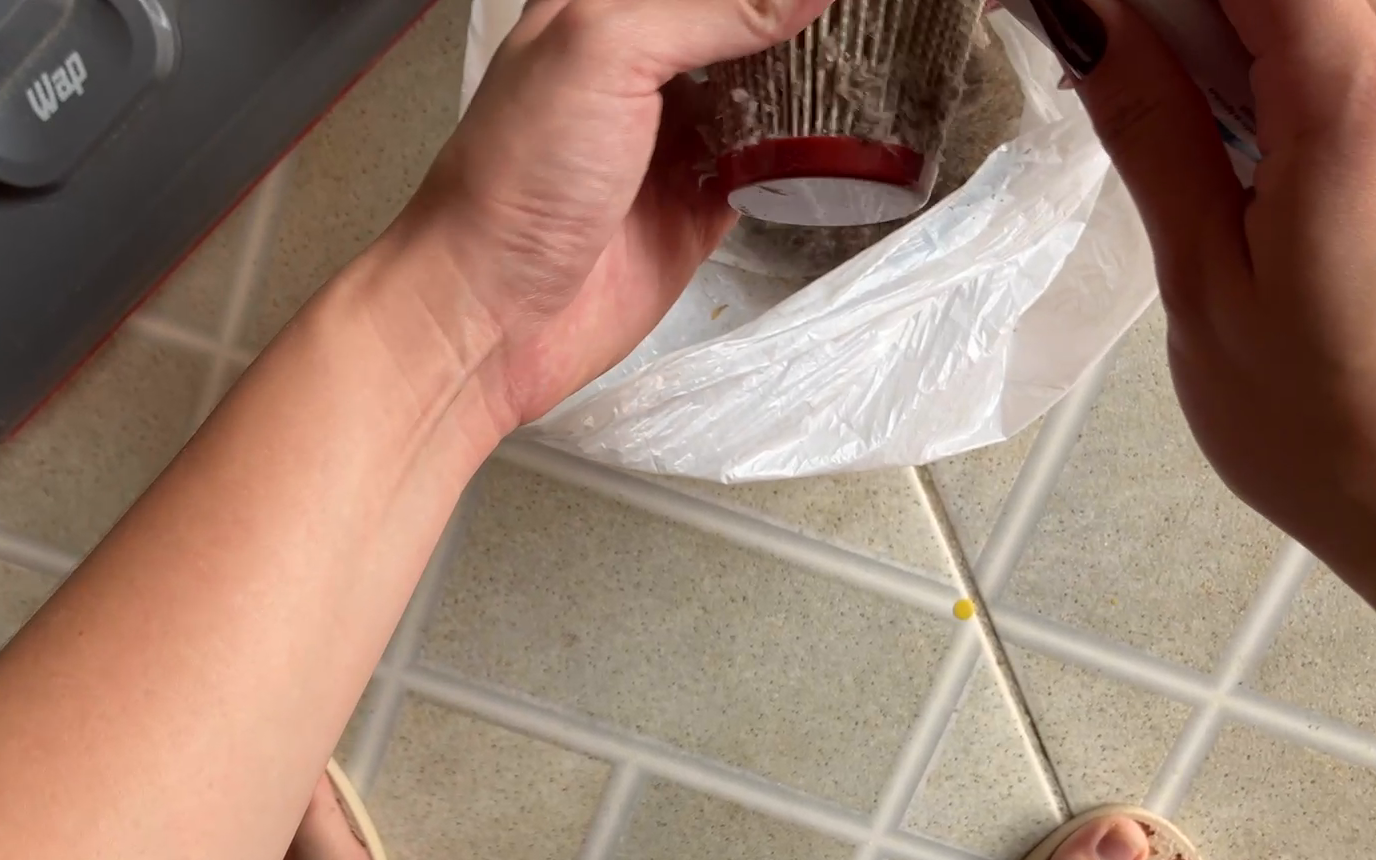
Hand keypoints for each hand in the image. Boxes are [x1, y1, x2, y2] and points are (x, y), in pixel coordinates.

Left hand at [392, 0, 826, 430]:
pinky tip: (847, 135)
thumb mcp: (601, 52)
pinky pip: (762, 170)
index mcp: (601, 8)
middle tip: (869, 18)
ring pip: (761, 91)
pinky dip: (802, 154)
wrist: (495, 313)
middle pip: (736, 22)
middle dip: (794, 19)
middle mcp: (639, 71)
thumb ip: (708, 7)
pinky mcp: (692, 213)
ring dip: (812, 78)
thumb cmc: (518, 180)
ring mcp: (669, 146)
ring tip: (880, 57)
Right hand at [1071, 0, 1375, 618]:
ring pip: (1330, 21)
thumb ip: (1160, 146)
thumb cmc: (1320, 418)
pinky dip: (1276, 79)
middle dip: (1174, 9)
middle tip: (1087, 47)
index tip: (1076, 4)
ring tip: (1145, 101)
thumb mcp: (1202, 282)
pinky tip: (1225, 143)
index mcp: (1363, 116)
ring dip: (1222, 41)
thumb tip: (1105, 40)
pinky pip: (1365, 68)